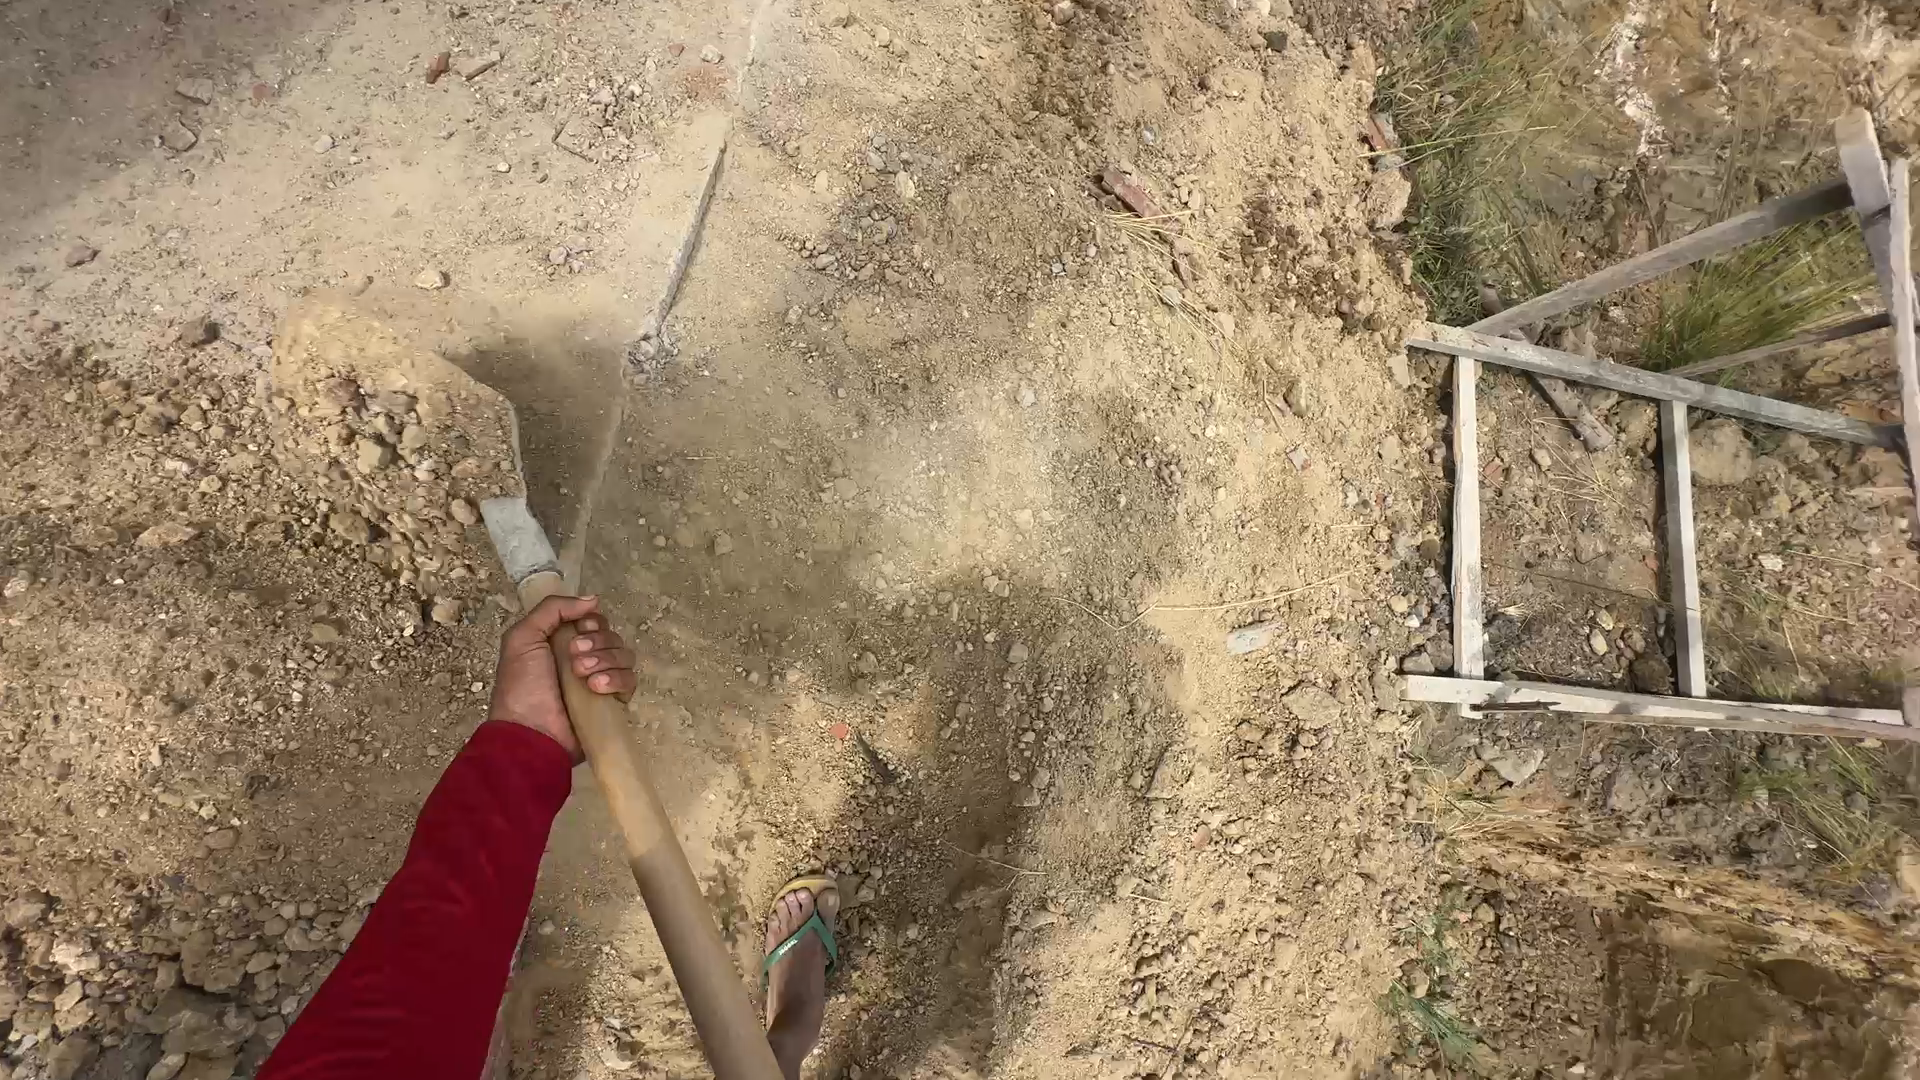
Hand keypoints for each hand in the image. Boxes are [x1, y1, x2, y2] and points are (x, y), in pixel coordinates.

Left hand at [487, 594, 635, 763]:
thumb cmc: (522, 686)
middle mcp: (588, 658)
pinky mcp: (615, 701)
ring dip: (606, 660)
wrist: (530, 732)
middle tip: (575, 657)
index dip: (593, 622)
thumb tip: (594, 599)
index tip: (580, 629)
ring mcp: (603, 680)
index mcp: (565, 643)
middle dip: (597, 642)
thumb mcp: (522, 638)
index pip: (596, 621)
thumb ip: (553, 609)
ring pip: (625, 655)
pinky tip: (597, 688)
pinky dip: (616, 680)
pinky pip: (631, 680)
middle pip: (612, 636)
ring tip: (582, 675)